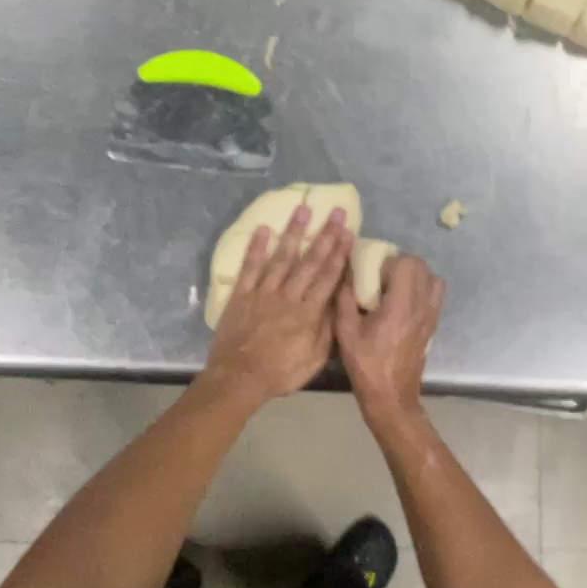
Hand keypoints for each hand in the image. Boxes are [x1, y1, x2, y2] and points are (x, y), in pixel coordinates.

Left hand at [204, 205, 352, 404]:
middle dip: (325, 235)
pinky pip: (250, 268)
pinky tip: (263, 229)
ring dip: (293, 233)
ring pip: (281, 258)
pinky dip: (256, 248)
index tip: (348, 231)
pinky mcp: (241, 296)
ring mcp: (263, 293)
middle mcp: (288, 296)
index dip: (340, 252)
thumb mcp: (315, 359)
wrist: (238, 378)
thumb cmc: (280, 373)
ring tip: (302, 209)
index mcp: (309, 312)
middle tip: (335, 212)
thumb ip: (327, 330)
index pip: (328, 276)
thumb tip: (338, 303)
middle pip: (309, 261)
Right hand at [334, 252, 443, 420]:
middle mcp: (421, 306)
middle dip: (401, 265)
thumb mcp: (346, 333)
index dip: (389, 263)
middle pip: (422, 266)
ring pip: (433, 279)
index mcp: (400, 305)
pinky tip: (403, 305)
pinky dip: (422, 291)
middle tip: (382, 280)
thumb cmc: (366, 365)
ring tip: (395, 290)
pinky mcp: (433, 326)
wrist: (391, 396)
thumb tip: (344, 274)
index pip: (407, 263)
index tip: (373, 276)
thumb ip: (345, 300)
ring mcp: (431, 316)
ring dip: (415, 277)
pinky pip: (435, 296)